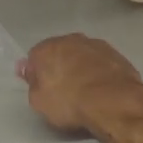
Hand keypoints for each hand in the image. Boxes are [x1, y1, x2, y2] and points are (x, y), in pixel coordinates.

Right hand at [18, 34, 142, 133]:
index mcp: (47, 48)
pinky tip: (103, 90)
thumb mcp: (39, 102)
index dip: (37, 74)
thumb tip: (26, 69)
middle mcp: (70, 39)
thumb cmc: (69, 102)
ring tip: (87, 91)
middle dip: (60, 67)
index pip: (34, 57)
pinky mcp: (117, 54)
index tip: (42, 90)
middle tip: (64, 91)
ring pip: (82, 55)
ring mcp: (96, 45)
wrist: (113, 102)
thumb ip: (31, 83)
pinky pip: (101, 62)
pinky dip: (100, 72)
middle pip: (60, 52)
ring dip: (82, 67)